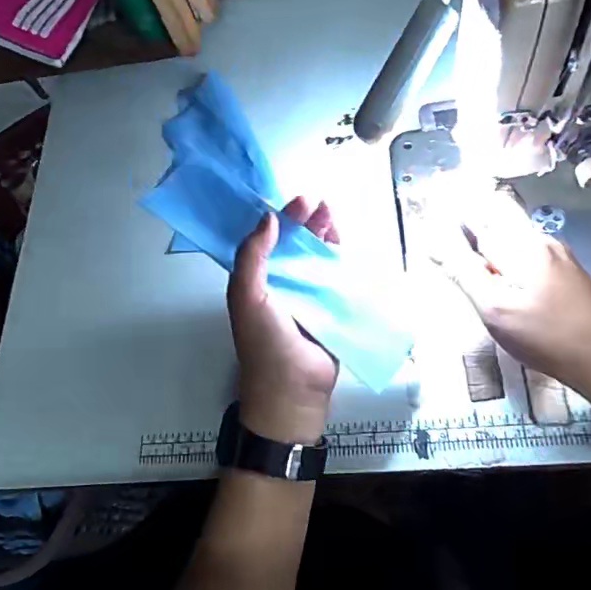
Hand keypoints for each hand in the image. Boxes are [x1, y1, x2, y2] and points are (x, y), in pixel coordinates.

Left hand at [229, 196, 340, 444]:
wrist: (294, 388)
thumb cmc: (265, 343)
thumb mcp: (247, 295)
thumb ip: (252, 256)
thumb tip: (269, 219)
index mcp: (255, 281)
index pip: (267, 241)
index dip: (280, 219)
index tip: (297, 202)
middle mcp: (279, 286)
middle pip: (293, 245)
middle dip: (306, 223)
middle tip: (319, 204)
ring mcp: (306, 297)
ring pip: (316, 258)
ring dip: (323, 236)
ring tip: (332, 216)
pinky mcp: (329, 309)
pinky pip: (335, 278)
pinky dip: (339, 260)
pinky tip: (343, 244)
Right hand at [427, 187, 590, 440]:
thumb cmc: (544, 334)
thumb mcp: (494, 307)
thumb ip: (463, 270)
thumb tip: (432, 238)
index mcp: (520, 243)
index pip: (478, 210)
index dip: (452, 208)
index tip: (430, 210)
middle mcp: (541, 240)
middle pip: (498, 220)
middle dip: (472, 228)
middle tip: (448, 245)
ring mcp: (558, 256)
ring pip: (514, 240)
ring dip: (491, 248)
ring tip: (474, 272)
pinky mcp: (568, 274)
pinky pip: (529, 256)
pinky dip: (510, 263)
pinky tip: (507, 287)